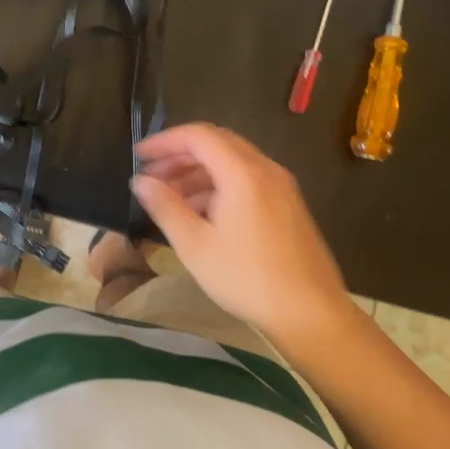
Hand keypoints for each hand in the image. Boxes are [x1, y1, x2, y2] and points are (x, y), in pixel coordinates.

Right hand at [132, 123, 361, 355]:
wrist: (311, 313)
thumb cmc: (247, 278)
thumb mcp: (195, 245)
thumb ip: (165, 206)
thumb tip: (140, 181)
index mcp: (243, 173)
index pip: (198, 136)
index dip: (165, 142)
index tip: (139, 157)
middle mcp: (266, 170)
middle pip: (217, 143)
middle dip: (180, 155)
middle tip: (152, 176)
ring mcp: (281, 187)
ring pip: (233, 162)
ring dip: (198, 172)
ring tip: (171, 198)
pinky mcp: (288, 205)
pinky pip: (248, 179)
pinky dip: (219, 185)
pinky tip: (202, 213)